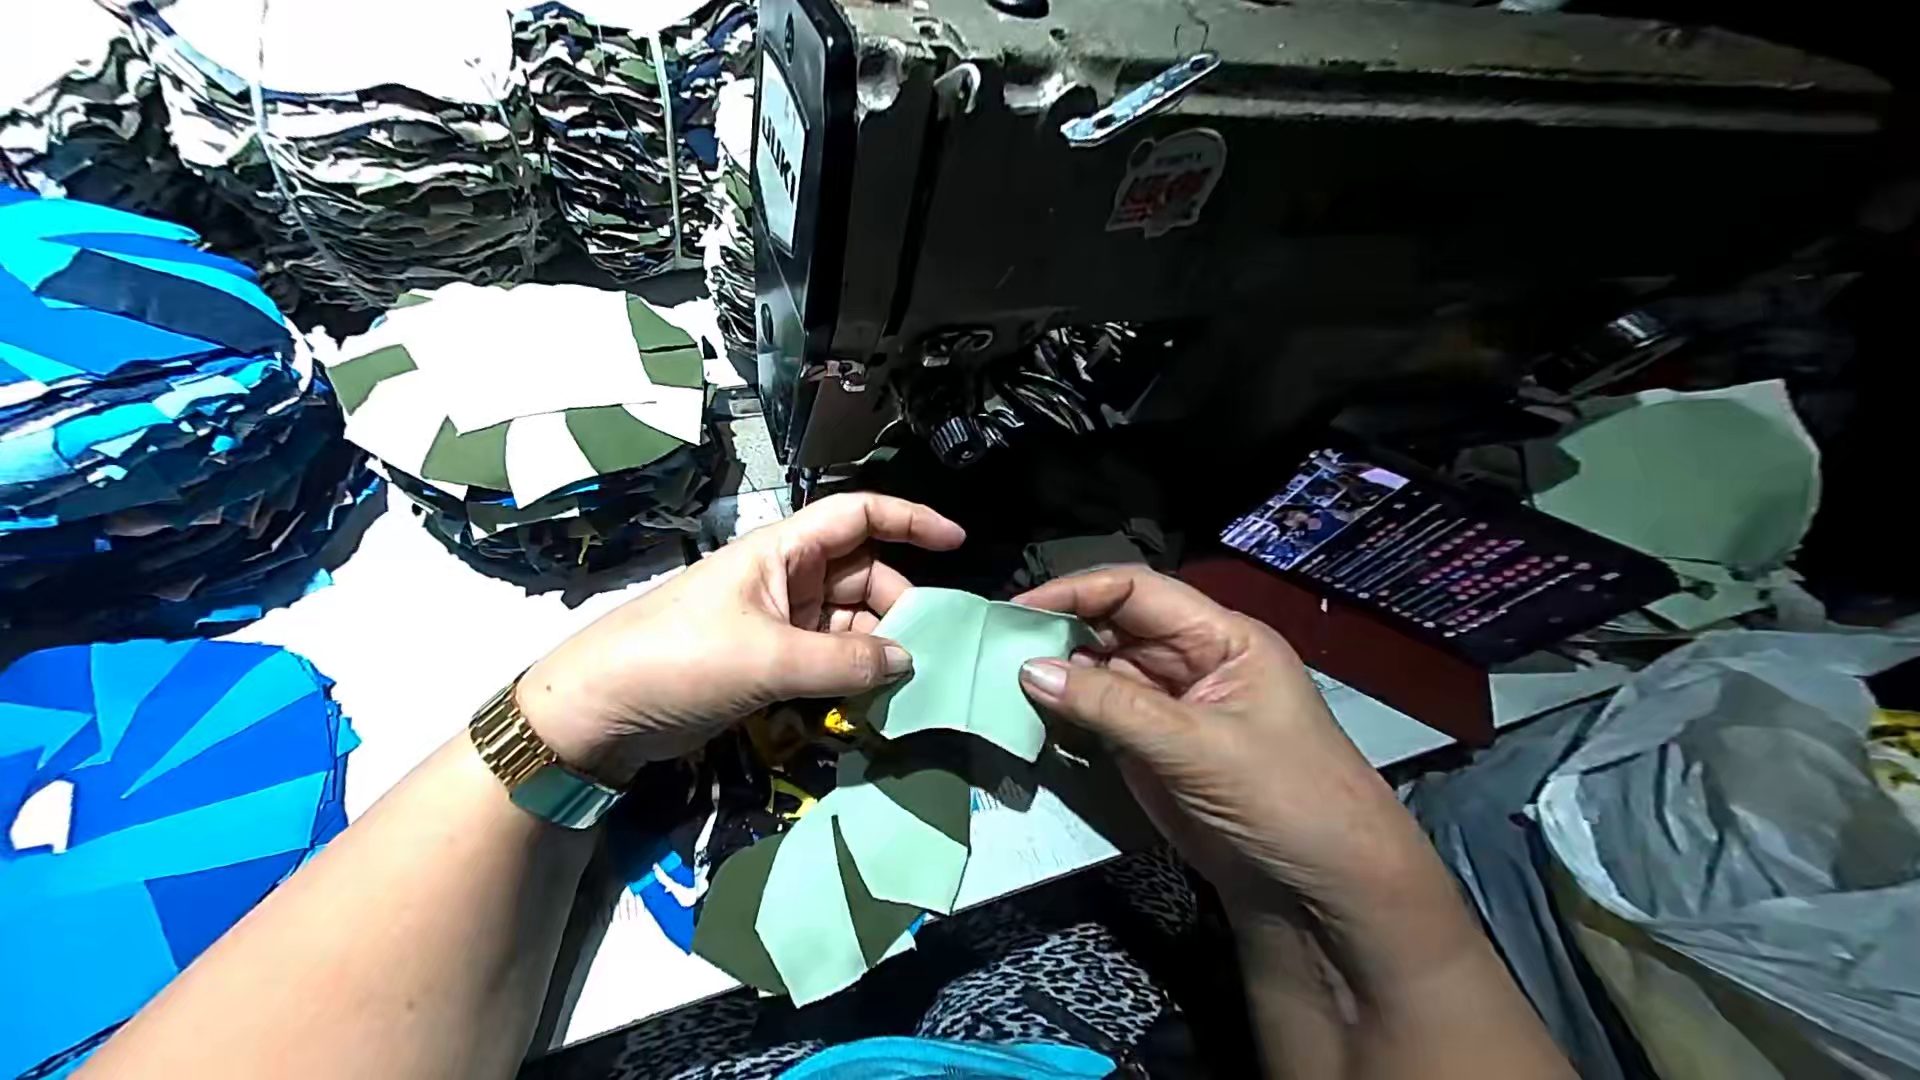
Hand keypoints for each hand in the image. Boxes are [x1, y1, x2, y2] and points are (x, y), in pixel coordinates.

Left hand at [516, 494, 964, 783]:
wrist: (599, 712)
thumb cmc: (678, 659)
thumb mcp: (766, 657)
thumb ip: (843, 662)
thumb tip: (907, 662)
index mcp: (784, 550)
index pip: (859, 517)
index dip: (910, 520)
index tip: (956, 542)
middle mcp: (790, 577)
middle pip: (865, 576)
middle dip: (901, 605)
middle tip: (931, 648)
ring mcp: (784, 619)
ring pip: (852, 622)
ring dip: (880, 647)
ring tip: (910, 682)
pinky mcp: (776, 658)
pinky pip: (833, 656)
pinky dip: (856, 674)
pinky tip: (876, 699)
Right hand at [1013, 567, 1446, 932]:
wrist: (1324, 898)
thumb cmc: (1285, 800)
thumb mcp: (1200, 747)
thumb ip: (1112, 706)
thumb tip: (1029, 669)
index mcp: (1219, 636)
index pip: (1137, 590)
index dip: (1078, 591)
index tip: (1022, 608)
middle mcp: (1189, 659)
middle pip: (1112, 625)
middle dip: (1060, 629)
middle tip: (1001, 643)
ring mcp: (1167, 703)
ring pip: (1099, 669)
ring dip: (1058, 671)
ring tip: (1005, 675)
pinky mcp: (1149, 744)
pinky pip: (1098, 712)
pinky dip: (1066, 709)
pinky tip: (1033, 710)